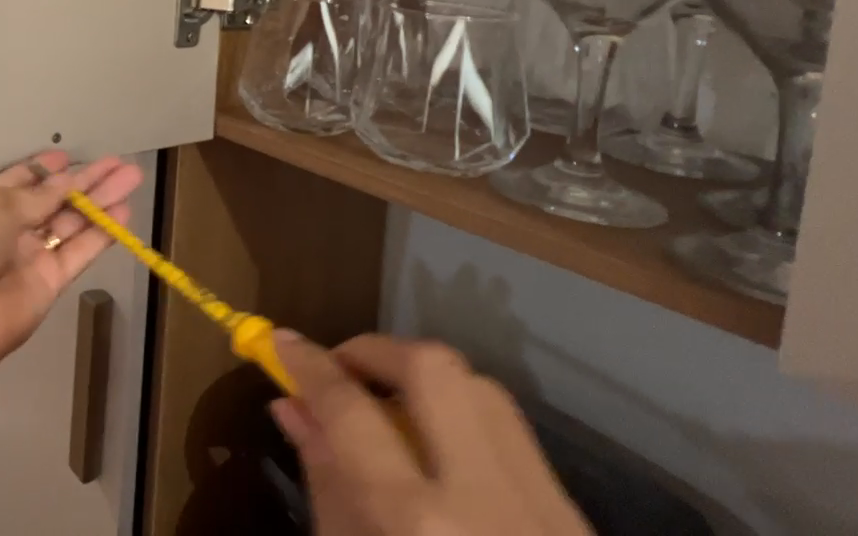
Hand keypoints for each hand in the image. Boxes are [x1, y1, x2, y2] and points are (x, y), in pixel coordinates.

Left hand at [0, 151, 141, 371]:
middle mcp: (10, 227)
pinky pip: (80, 251)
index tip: (69, 157)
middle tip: (120, 162)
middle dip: (86, 180)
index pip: (20, 179)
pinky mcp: (52, 280)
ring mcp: (32, 254)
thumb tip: (65, 180)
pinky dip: (102, 233)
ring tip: (132, 177)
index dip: (45, 168)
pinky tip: (124, 213)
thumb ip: (38, 195)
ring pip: (73, 222)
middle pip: (54, 199)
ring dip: (101, 201)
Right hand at [270, 333, 590, 535]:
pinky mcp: (576, 521)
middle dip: (378, 350)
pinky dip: (464, 421)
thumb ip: (325, 479)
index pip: (351, 410)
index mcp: (416, 524)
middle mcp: (486, 502)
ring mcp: (545, 511)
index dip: (309, 363)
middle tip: (343, 368)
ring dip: (425, 380)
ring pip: (484, 390)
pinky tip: (438, 453)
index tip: (282, 340)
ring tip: (388, 406)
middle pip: (435, 370)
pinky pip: (511, 437)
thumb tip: (291, 405)